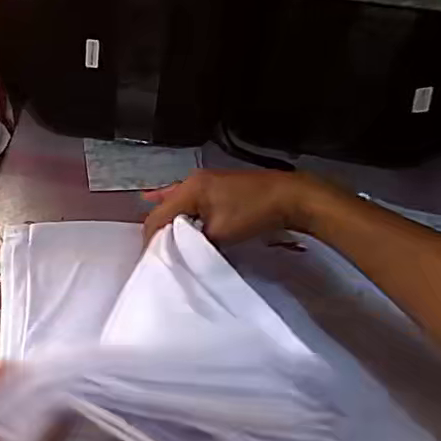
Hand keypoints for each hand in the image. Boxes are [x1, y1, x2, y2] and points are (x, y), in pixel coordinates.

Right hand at [141, 168, 333, 245]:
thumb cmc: (254, 213)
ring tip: (156, 238)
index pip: (157, 216)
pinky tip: (175, 217)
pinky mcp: (219, 187)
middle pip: (163, 206)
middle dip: (156, 228)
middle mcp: (193, 181)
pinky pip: (190, 201)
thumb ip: (194, 241)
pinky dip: (181, 212)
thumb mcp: (219, 234)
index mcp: (190, 189)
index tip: (147, 259)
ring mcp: (207, 182)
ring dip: (168, 220)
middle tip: (151, 250)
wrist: (292, 198)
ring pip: (176, 203)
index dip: (149, 238)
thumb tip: (181, 248)